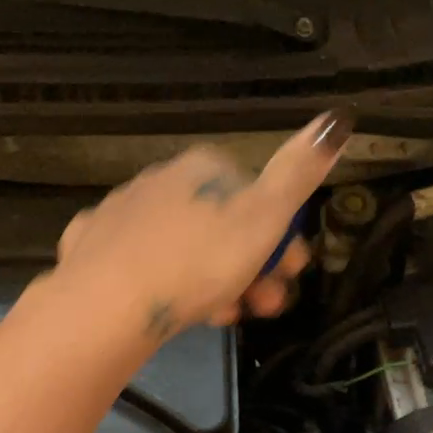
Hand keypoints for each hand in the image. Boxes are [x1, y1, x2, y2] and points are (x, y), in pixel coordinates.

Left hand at [50, 110, 352, 338]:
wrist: (112, 300)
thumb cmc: (201, 260)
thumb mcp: (266, 217)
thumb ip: (300, 171)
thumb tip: (339, 116)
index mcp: (206, 167)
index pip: (257, 197)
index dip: (281, 240)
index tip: (288, 277)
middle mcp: (163, 177)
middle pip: (222, 225)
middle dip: (249, 268)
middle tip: (259, 308)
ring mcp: (123, 209)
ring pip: (184, 246)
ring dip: (211, 282)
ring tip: (218, 316)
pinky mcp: (93, 242)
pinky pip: (138, 260)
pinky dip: (159, 281)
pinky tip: (166, 304)